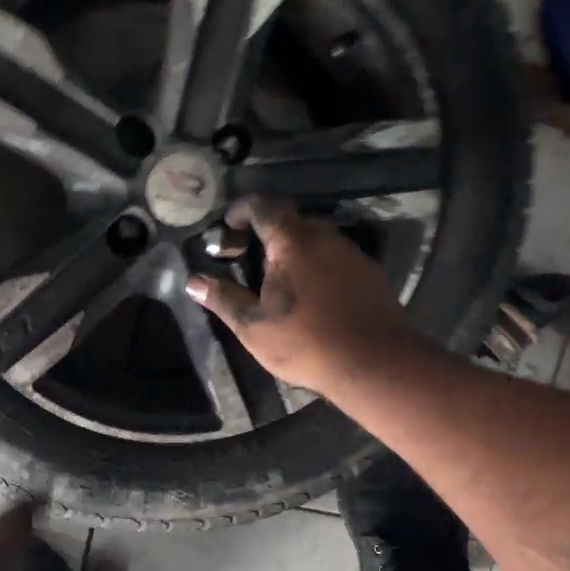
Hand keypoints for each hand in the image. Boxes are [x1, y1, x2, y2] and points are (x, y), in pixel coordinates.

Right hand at [186, 197, 423, 395]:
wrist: (376, 364)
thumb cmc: (307, 342)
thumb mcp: (253, 326)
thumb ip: (223, 299)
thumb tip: (193, 281)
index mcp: (292, 241)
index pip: (264, 206)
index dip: (243, 210)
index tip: (228, 227)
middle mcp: (325, 237)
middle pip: (291, 222)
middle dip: (267, 234)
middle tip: (248, 259)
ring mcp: (352, 254)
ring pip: (315, 241)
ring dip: (294, 252)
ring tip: (278, 282)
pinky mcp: (370, 275)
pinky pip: (335, 260)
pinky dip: (317, 268)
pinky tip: (311, 298)